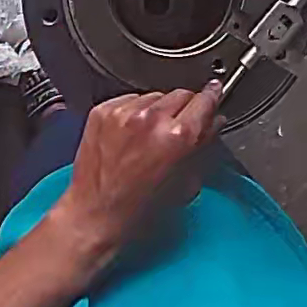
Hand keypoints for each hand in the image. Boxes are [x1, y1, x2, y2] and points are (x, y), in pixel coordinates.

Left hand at [49, 82, 225, 256]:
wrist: (93, 214)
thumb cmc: (136, 210)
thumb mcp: (183, 183)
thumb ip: (202, 146)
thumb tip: (213, 122)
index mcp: (176, 136)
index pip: (204, 100)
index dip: (212, 97)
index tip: (214, 91)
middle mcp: (150, 118)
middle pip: (180, 93)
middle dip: (184, 108)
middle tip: (176, 129)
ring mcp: (124, 112)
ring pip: (154, 95)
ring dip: (158, 110)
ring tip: (148, 137)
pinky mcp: (103, 110)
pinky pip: (129, 99)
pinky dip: (134, 111)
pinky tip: (130, 134)